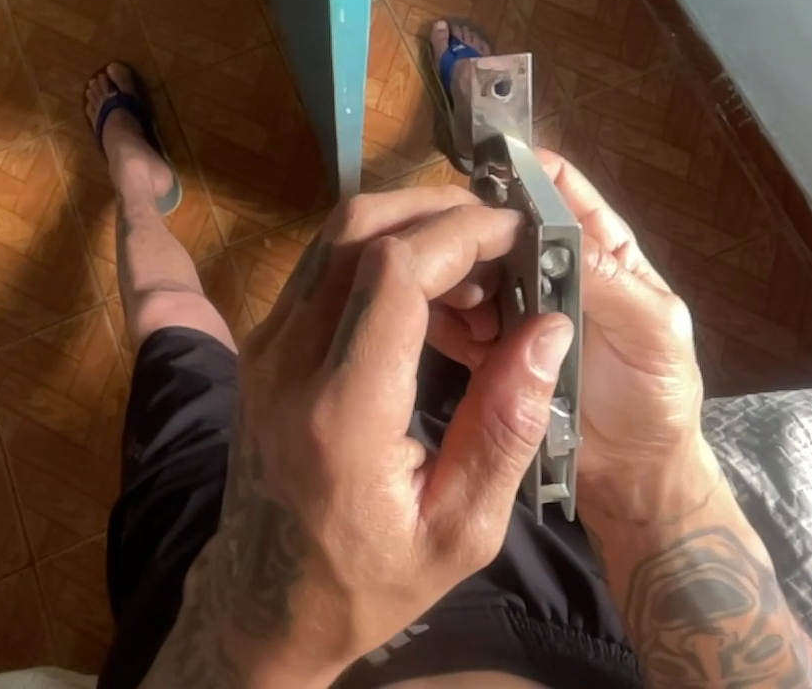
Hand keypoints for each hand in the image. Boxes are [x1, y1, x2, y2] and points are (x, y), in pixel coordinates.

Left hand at [149, 188, 575, 687]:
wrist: (264, 598)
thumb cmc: (368, 580)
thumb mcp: (461, 531)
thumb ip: (507, 425)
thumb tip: (549, 328)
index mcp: (341, 412)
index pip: (393, 273)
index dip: (460, 234)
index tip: (517, 233)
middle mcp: (288, 359)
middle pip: (358, 230)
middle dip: (437, 212)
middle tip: (501, 240)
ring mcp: (265, 343)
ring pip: (336, 235)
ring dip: (409, 226)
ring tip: (474, 270)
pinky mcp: (263, 341)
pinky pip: (323, 265)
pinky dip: (381, 252)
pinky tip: (429, 293)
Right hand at [428, 150, 721, 526]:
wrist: (630, 474)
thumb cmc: (656, 393)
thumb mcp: (654, 330)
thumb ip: (609, 280)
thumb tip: (553, 232)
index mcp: (597, 246)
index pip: (556, 185)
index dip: (521, 171)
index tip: (483, 179)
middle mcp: (547, 265)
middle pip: (499, 222)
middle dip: (477, 231)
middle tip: (463, 258)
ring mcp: (514, 303)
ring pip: (470, 265)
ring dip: (459, 277)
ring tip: (470, 310)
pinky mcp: (487, 342)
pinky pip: (456, 314)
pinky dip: (445, 316)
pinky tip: (450, 331)